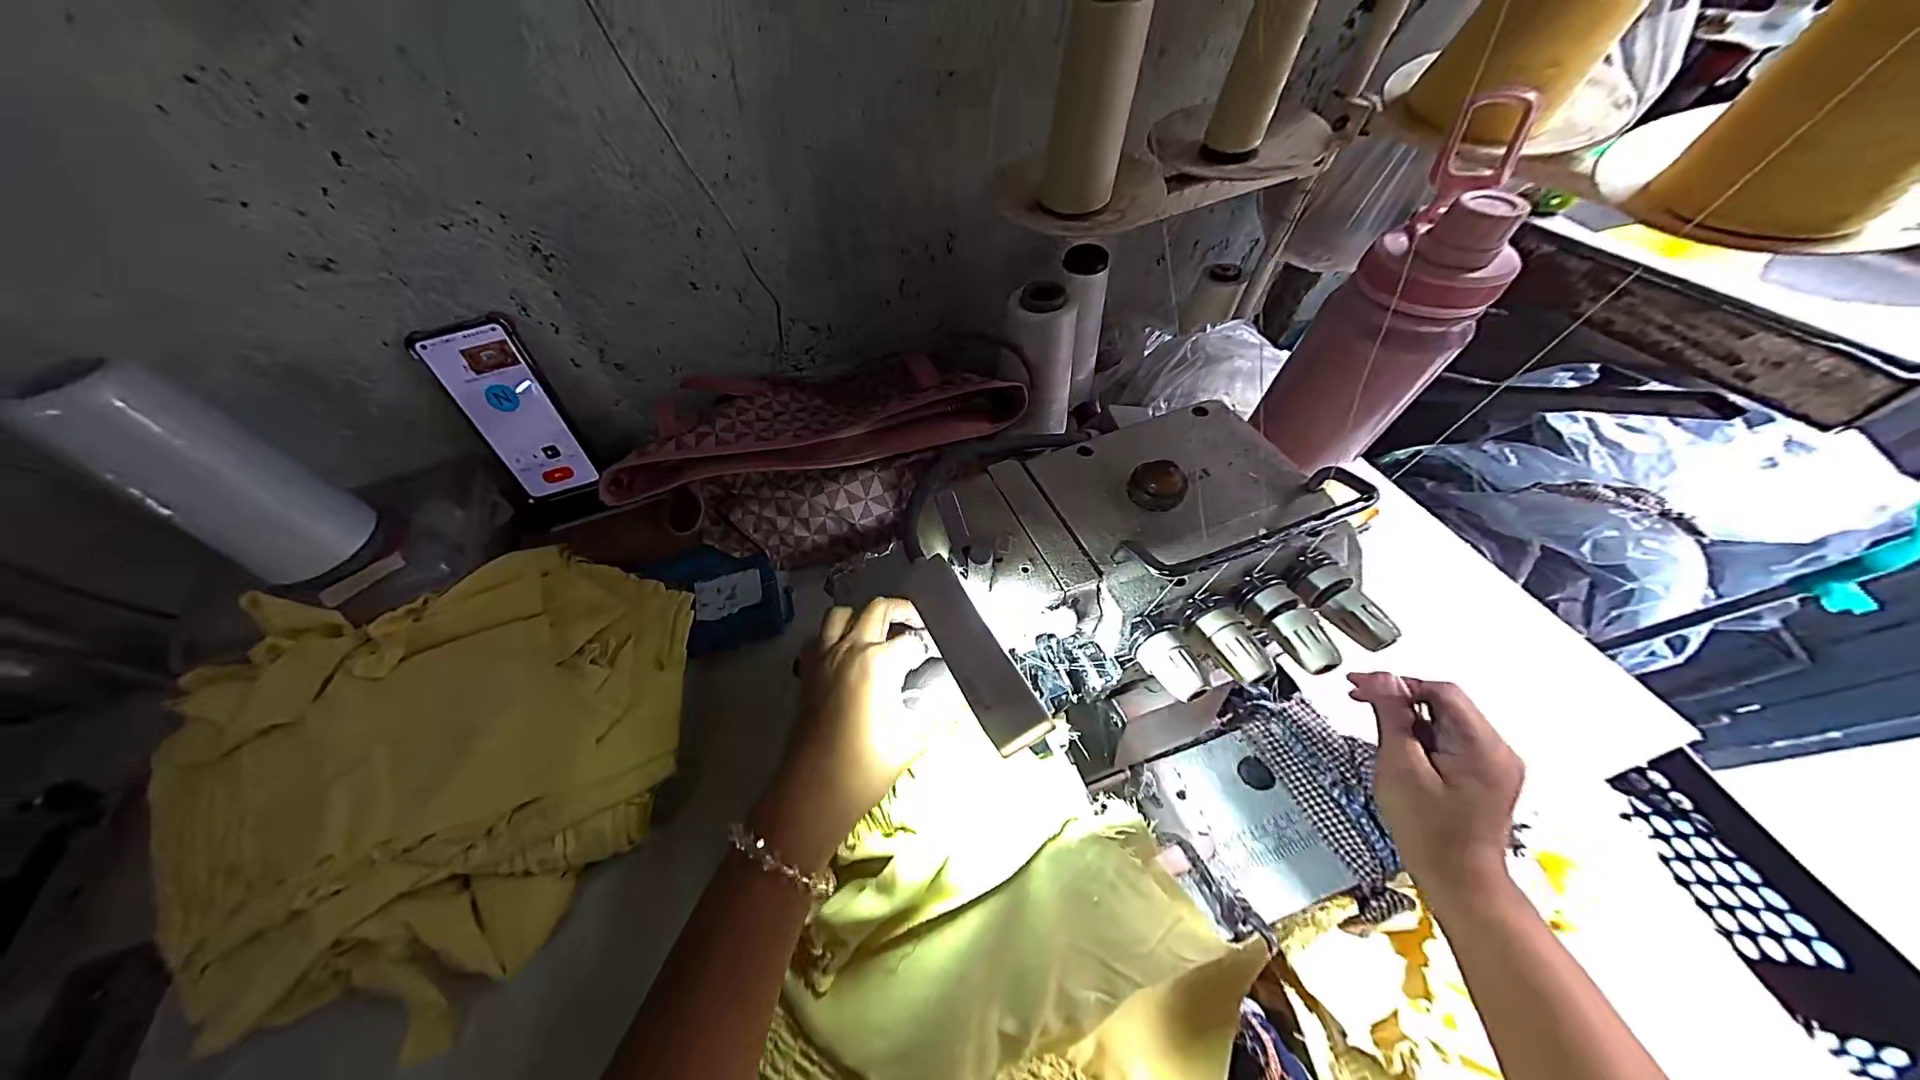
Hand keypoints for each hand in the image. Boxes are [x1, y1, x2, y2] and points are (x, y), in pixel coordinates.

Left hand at [751, 598, 933, 870]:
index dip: (927, 646)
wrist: (813, 791)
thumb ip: (938, 713)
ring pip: (842, 613)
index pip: (911, 639)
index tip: (935, 656)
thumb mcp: (912, 740)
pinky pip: (819, 637)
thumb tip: (956, 698)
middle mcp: (849, 649)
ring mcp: (824, 657)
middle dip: (903, 611)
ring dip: (863, 615)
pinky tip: (848, 653)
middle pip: (878, 608)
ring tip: (880, 631)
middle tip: (917, 625)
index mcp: (878, 662)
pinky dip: (835, 635)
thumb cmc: (865, 767)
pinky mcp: (807, 671)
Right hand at [1348, 673, 1523, 905]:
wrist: (1459, 880)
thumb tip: (1384, 683)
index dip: (1395, 682)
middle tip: (1361, 697)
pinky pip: (1451, 737)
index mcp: (1482, 747)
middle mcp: (1497, 751)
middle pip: (1444, 701)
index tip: (1361, 683)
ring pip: (1445, 718)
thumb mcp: (1400, 767)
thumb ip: (1393, 718)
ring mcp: (1495, 763)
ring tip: (1380, 729)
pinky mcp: (1485, 773)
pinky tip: (1400, 745)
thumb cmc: (1431, 833)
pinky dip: (1422, 733)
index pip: (1439, 690)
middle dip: (1400, 697)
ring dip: (1409, 715)